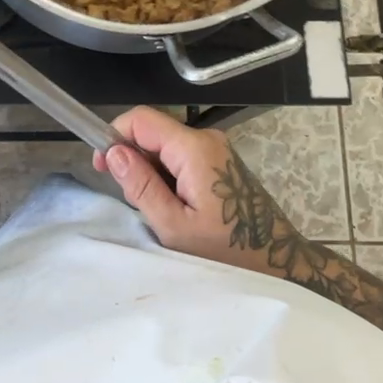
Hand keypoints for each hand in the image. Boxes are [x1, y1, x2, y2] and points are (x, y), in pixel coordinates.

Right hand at [92, 107, 304, 277]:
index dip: (115, 136)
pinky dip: (168, 175)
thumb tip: (113, 152)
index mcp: (194, 148)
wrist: (280, 263)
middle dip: (133, 157)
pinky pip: (183, 156)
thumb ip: (142, 186)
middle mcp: (207, 138)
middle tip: (131, 198)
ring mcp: (216, 149)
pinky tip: (174, 206)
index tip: (102, 167)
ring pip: (166, 145)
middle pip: (153, 131)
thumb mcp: (174, 227)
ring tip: (156, 208)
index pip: (142, 118)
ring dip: (151, 170)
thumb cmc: (226, 251)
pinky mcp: (221, 162)